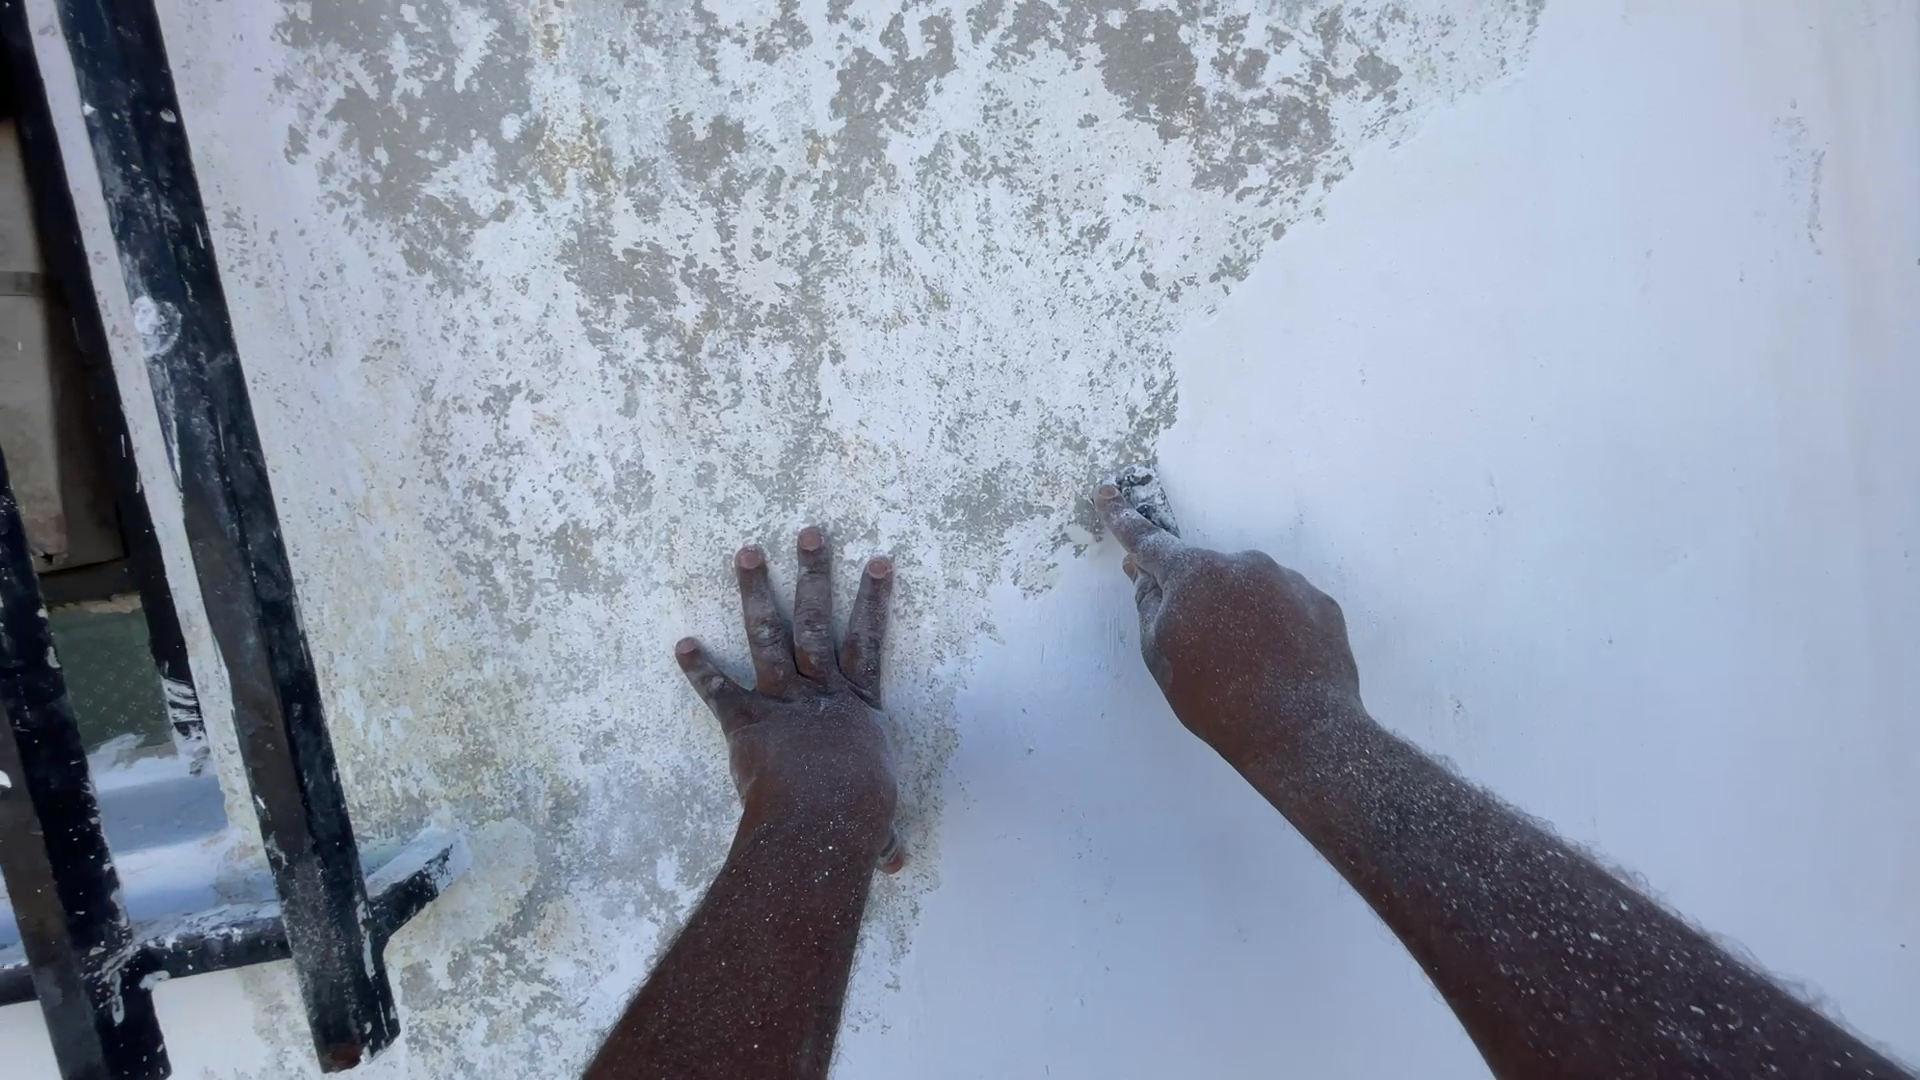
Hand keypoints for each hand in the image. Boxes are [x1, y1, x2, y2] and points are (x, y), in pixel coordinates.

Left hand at [674, 527, 904, 872]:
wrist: (822, 821)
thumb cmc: (859, 818)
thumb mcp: (878, 823)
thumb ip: (881, 834)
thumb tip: (892, 862)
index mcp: (858, 705)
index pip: (870, 640)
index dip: (874, 600)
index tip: (879, 560)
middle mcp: (821, 691)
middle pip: (816, 621)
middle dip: (814, 574)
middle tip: (809, 532)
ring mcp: (782, 702)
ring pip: (768, 636)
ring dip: (756, 592)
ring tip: (747, 551)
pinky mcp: (746, 724)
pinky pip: (720, 692)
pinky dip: (700, 669)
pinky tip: (681, 642)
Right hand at [1096, 483, 1364, 765]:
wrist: (1299, 731)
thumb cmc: (1213, 695)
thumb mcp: (1159, 654)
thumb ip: (1149, 606)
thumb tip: (1144, 574)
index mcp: (1195, 573)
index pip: (1148, 541)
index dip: (1123, 519)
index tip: (1108, 493)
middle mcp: (1242, 563)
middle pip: (1204, 573)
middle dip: (1195, 598)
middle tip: (1200, 647)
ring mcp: (1287, 580)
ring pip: (1247, 588)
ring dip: (1237, 613)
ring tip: (1246, 664)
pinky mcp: (1321, 603)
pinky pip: (1284, 605)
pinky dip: (1273, 625)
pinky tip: (1276, 663)